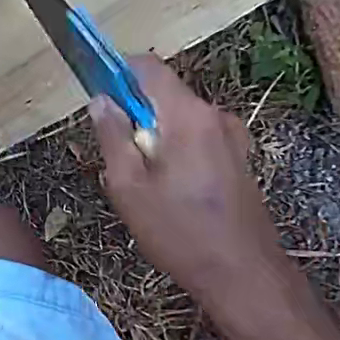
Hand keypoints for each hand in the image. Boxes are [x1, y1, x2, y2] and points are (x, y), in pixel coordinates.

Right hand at [90, 56, 292, 306]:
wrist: (242, 272)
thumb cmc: (178, 231)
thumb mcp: (128, 186)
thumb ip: (112, 136)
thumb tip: (100, 100)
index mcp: (187, 115)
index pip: (148, 67)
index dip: (116, 72)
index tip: (97, 95)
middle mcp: (215, 116)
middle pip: (164, 95)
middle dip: (134, 115)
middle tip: (117, 160)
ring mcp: (232, 137)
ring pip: (179, 120)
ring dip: (154, 138)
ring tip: (143, 185)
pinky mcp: (238, 158)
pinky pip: (197, 139)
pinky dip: (175, 152)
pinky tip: (170, 194)